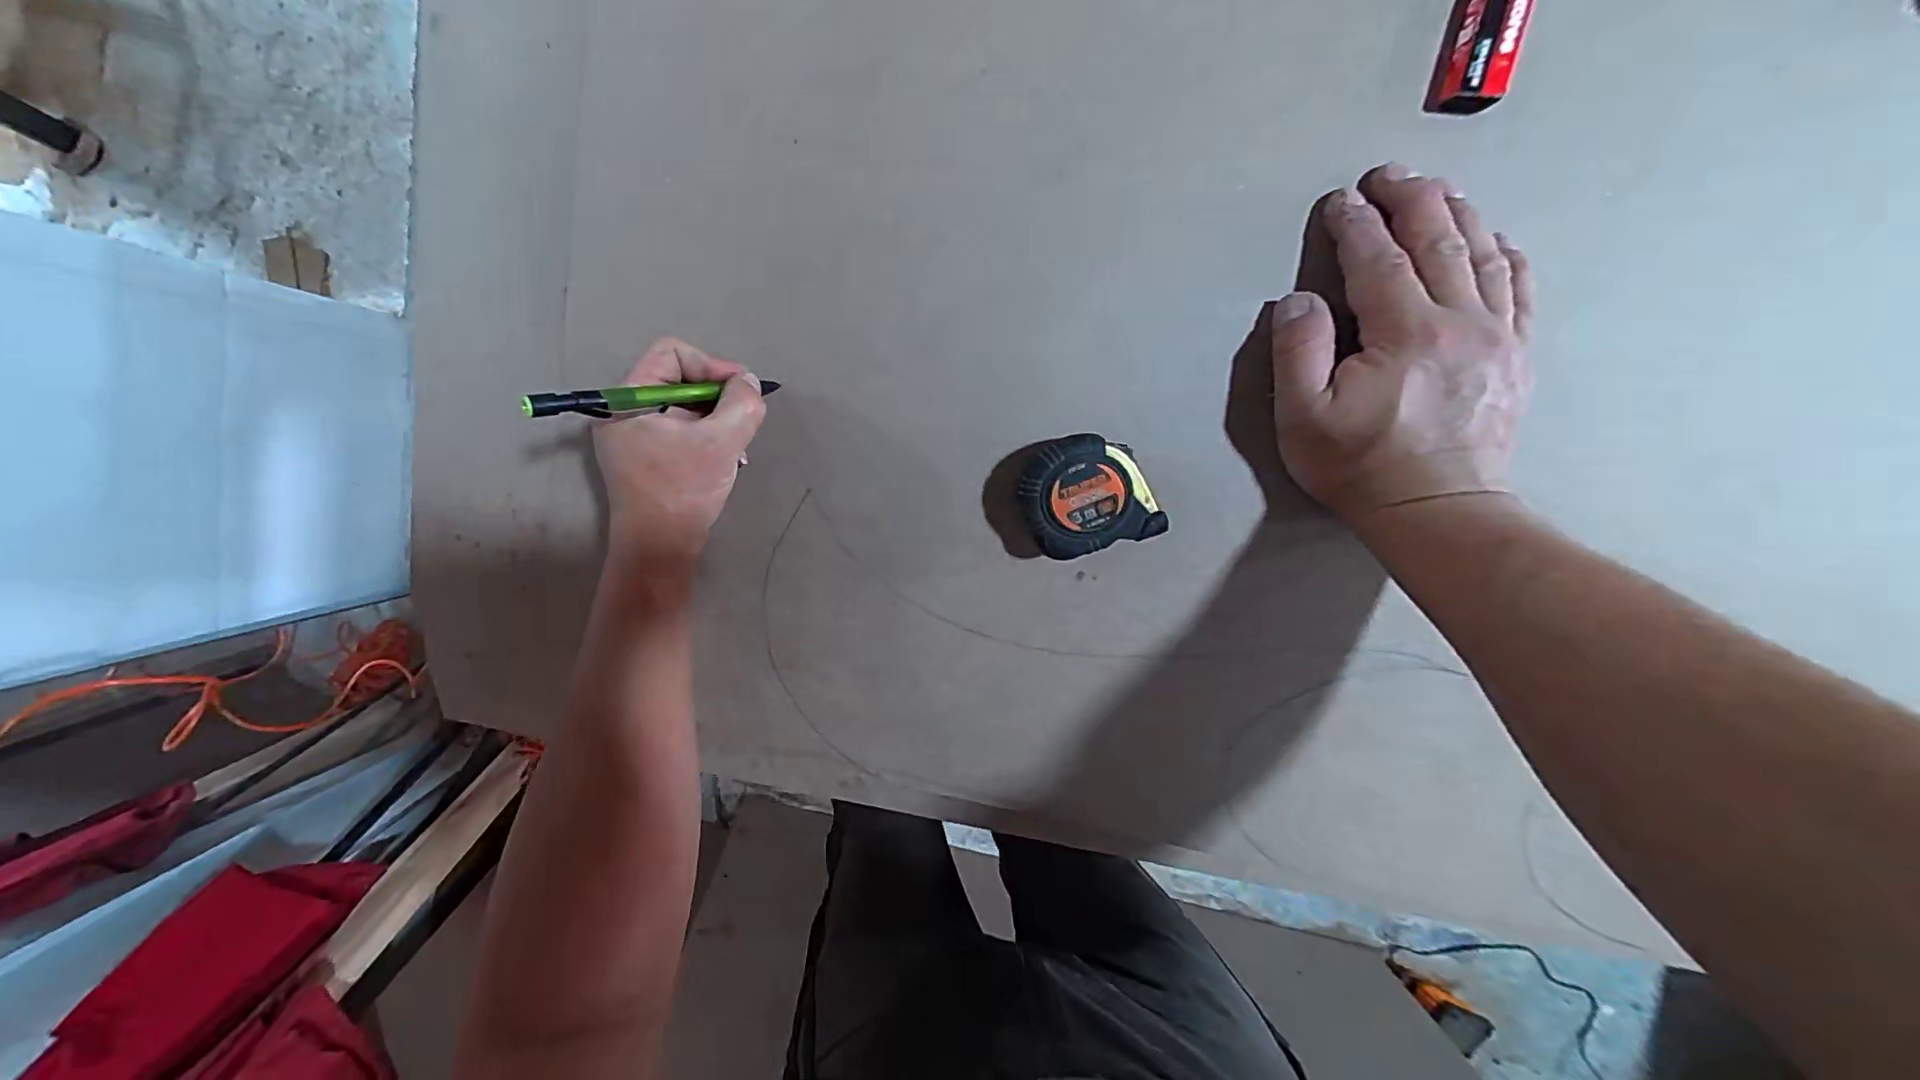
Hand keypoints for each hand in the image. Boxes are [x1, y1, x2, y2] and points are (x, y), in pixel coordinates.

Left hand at [592, 337, 766, 571]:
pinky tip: (727, 462)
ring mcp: (634, 437)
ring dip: (718, 422)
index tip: (742, 390)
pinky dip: (707, 439)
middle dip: (719, 399)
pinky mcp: (646, 459)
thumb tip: (749, 383)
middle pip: (680, 380)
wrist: (659, 548)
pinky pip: (681, 432)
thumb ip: (741, 403)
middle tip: (744, 422)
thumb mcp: (722, 441)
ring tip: (738, 449)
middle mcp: (625, 412)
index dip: (712, 366)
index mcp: (629, 399)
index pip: (673, 354)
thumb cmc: (684, 490)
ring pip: (685, 409)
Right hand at [1270, 163, 1533, 523]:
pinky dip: (1506, 254)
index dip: (1356, 225)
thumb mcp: (1303, 418)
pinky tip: (1496, 239)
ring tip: (1437, 192)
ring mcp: (1497, 336)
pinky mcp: (1516, 356)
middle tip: (1389, 174)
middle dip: (1411, 199)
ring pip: (1483, 254)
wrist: (1436, 509)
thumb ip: (1298, 352)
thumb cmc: (1360, 468)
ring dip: (1458, 214)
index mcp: (1404, 334)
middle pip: (1438, 241)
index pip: (1377, 261)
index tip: (1341, 201)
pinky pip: (1521, 288)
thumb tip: (1300, 300)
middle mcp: (1459, 322)